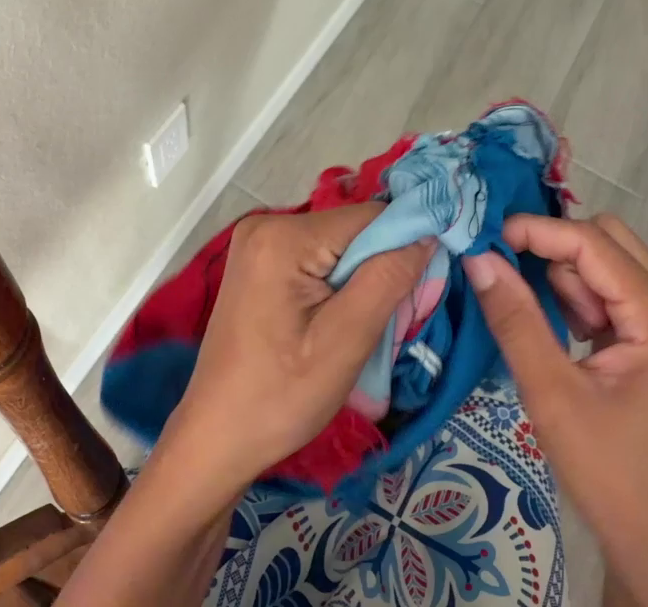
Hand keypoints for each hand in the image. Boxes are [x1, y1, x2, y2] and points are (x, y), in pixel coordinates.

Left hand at [162, 203, 434, 492]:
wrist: (219, 432)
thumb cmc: (281, 395)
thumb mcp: (346, 342)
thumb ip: (388, 279)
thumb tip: (429, 232)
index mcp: (284, 237)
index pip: (372, 215)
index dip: (408, 243)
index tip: (428, 285)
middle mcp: (267, 223)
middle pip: (354, 227)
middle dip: (382, 264)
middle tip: (391, 318)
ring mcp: (259, 241)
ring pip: (340, 243)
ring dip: (362, 277)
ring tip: (362, 324)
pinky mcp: (260, 262)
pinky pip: (318, 257)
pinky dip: (339, 282)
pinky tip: (336, 320)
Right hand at [462, 213, 647, 606]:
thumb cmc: (613, 476)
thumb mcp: (553, 395)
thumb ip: (515, 319)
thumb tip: (477, 257)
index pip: (593, 243)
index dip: (535, 232)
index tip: (482, 238)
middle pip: (610, 242)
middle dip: (554, 252)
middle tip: (510, 283)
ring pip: (612, 266)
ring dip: (568, 280)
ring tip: (540, 325)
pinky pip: (618, 296)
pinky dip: (582, 302)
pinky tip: (562, 336)